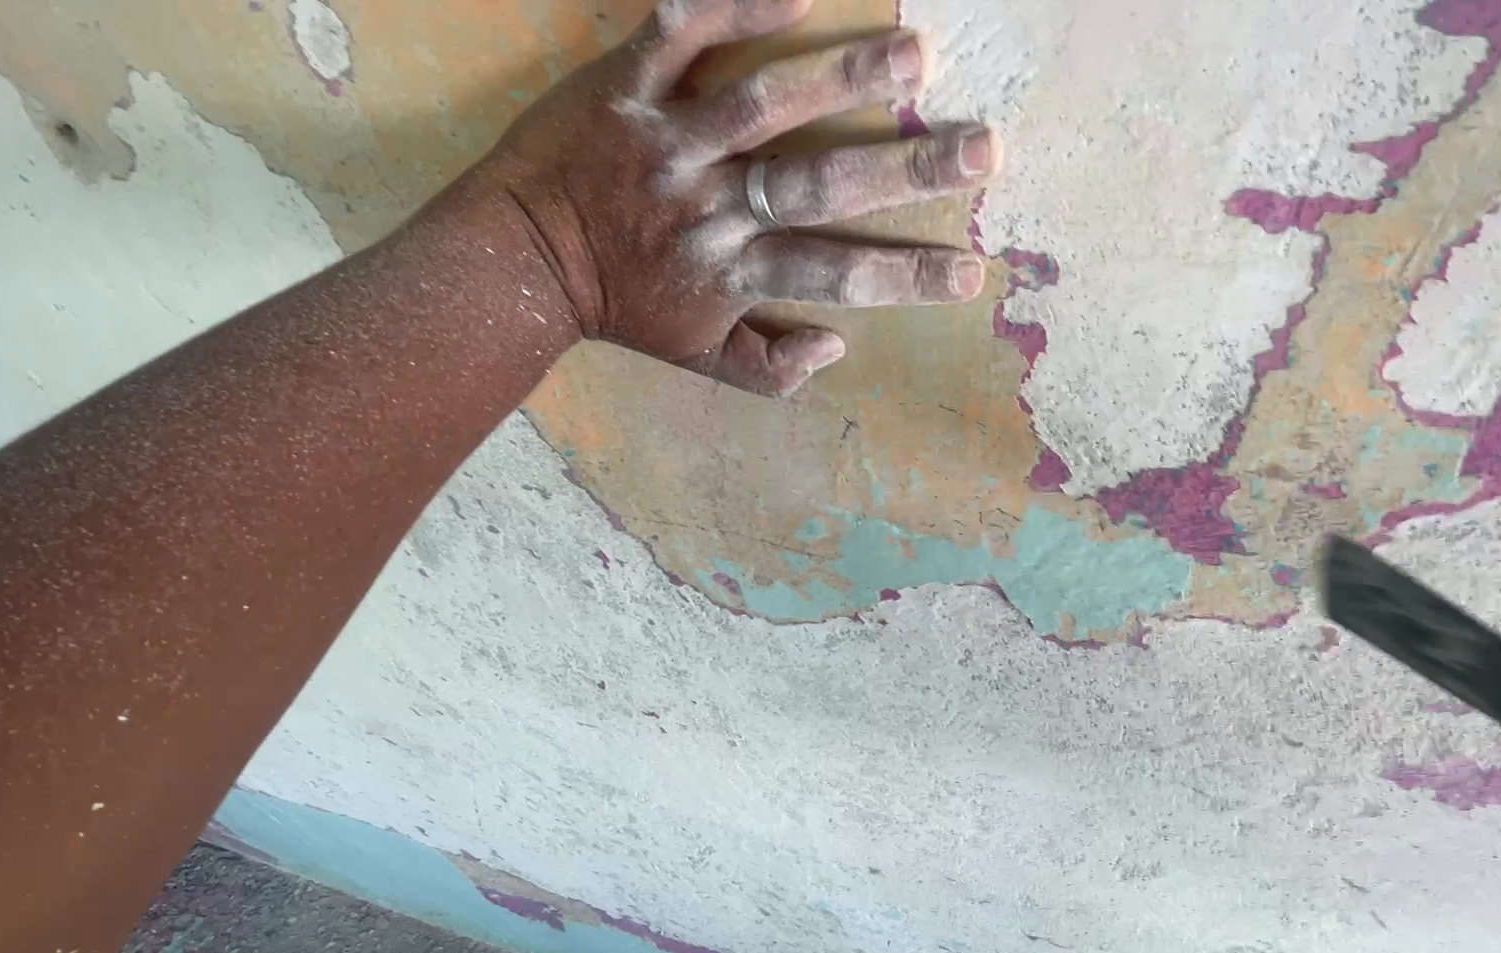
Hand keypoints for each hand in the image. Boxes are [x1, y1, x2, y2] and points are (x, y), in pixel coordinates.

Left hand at [465, 0, 999, 395]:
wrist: (519, 259)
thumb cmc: (624, 308)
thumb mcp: (699, 359)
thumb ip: (772, 369)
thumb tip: (839, 344)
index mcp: (734, 274)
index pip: (838, 277)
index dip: (908, 278)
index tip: (973, 272)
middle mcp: (712, 206)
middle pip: (819, 187)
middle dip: (904, 171)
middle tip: (981, 148)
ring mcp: (669, 140)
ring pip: (763, 103)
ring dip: (841, 78)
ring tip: (917, 57)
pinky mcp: (625, 86)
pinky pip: (678, 33)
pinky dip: (732, 4)